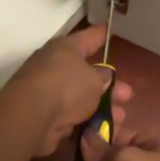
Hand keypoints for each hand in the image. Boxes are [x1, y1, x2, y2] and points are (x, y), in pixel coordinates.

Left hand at [0, 24, 131, 156]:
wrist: (31, 116)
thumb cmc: (67, 87)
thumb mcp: (95, 79)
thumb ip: (104, 77)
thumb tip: (104, 74)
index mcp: (66, 49)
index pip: (89, 37)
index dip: (101, 34)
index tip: (109, 29)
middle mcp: (55, 66)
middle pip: (87, 73)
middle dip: (110, 85)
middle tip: (128, 95)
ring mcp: (49, 91)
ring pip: (82, 97)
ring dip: (103, 107)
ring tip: (121, 117)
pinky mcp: (46, 115)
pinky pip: (73, 116)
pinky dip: (88, 122)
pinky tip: (104, 131)